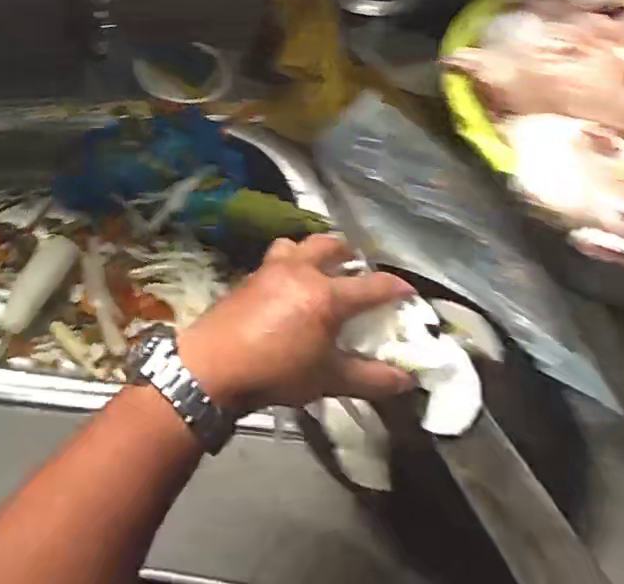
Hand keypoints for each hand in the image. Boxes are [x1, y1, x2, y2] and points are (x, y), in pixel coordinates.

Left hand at [176, 234, 414, 411]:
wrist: (215, 363)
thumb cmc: (278, 371)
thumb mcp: (330, 380)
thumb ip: (371, 378)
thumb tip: (406, 379)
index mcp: (326, 295)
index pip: (371, 286)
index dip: (395, 287)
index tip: (409, 291)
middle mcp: (299, 271)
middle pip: (329, 246)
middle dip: (349, 253)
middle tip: (358, 268)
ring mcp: (270, 269)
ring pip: (296, 244)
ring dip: (312, 250)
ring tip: (321, 268)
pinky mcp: (249, 275)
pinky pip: (275, 257)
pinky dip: (289, 261)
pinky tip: (289, 284)